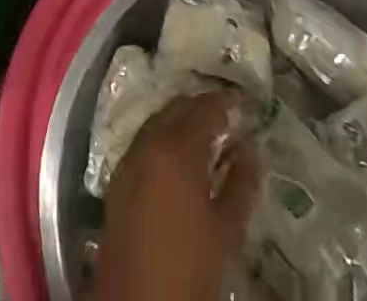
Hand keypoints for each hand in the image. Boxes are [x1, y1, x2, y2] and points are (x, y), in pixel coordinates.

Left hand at [94, 89, 262, 300]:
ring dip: (180, 120)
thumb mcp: (226, 229)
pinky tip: (178, 158)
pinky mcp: (117, 180)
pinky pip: (143, 142)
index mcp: (178, 150)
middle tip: (226, 117)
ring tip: (205, 135)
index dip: (225, 101)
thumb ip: (241, 182)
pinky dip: (162, 137)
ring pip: (156, 122)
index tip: (242, 101)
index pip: (205, 108)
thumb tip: (249, 149)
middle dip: (201, 107)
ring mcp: (128, 160)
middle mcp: (149, 144)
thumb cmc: (188, 266)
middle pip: (177, 108)